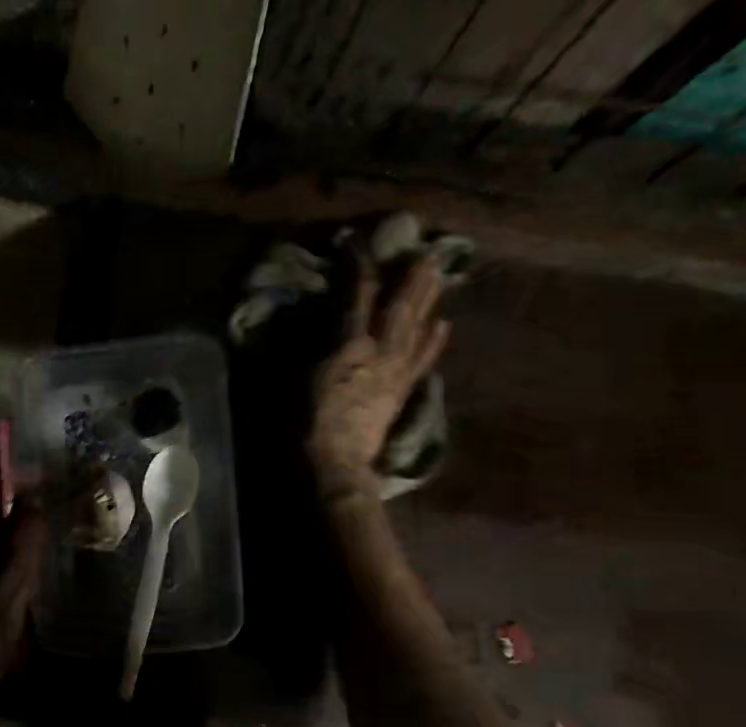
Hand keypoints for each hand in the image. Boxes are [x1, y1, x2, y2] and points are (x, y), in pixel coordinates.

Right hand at [308, 251, 451, 498]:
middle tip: (428, 251)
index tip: (356, 241)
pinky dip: (434, 341)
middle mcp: (380, 354)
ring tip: (439, 275)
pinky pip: (422, 361)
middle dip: (412, 278)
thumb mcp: (302, 378)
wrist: (338, 466)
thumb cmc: (308, 424)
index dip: (359, 264)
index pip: (358, 294)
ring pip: (416, 329)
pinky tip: (444, 323)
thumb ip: (315, 344)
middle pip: (399, 307)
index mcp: (350, 346)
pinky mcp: (402, 392)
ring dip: (428, 300)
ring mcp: (396, 373)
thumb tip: (324, 321)